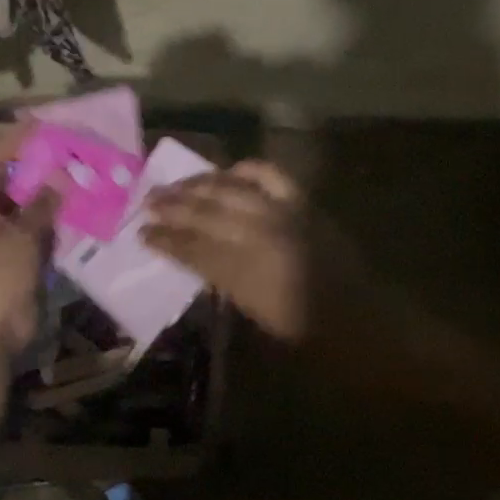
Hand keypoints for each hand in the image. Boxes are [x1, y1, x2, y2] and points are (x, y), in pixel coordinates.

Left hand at [0, 125, 56, 357]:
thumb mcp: (21, 236)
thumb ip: (40, 206)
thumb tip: (58, 180)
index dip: (11, 144)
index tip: (38, 127)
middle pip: (10, 184)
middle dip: (36, 167)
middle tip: (67, 151)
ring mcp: (3, 241)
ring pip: (27, 208)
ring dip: (49, 195)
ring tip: (79, 176)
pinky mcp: (19, 261)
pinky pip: (38, 233)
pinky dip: (55, 222)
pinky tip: (79, 213)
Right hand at [141, 161, 318, 342]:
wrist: (357, 320)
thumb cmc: (301, 329)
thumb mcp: (251, 310)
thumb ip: (221, 279)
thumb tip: (193, 255)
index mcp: (244, 273)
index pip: (193, 248)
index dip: (166, 239)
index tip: (142, 233)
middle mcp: (261, 237)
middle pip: (207, 214)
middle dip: (173, 206)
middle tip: (147, 201)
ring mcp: (282, 214)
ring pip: (230, 190)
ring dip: (198, 185)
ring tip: (174, 185)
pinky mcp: (302, 202)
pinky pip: (269, 176)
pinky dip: (246, 170)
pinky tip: (228, 171)